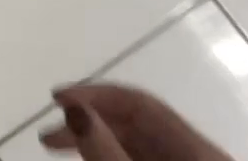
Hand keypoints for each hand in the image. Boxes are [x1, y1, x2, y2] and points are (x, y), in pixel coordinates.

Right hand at [39, 85, 233, 160]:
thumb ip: (107, 153)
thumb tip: (74, 109)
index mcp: (200, 151)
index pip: (141, 103)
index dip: (95, 94)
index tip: (55, 98)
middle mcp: (200, 155)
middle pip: (139, 125)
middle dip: (90, 121)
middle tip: (47, 134)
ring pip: (140, 147)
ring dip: (98, 139)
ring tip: (57, 145)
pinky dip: (114, 156)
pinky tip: (92, 157)